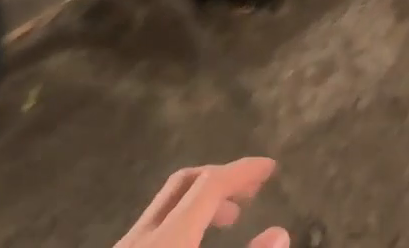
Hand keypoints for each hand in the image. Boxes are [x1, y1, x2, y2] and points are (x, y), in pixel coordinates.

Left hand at [115, 157, 289, 247]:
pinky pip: (157, 224)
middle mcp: (141, 235)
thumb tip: (281, 232)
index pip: (209, 184)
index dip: (242, 170)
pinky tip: (197, 237)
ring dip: (203, 199)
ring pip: (166, 205)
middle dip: (222, 177)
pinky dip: (184, 218)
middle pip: (184, 183)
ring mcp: (127, 245)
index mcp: (168, 238)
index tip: (270, 167)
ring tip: (232, 215)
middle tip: (253, 187)